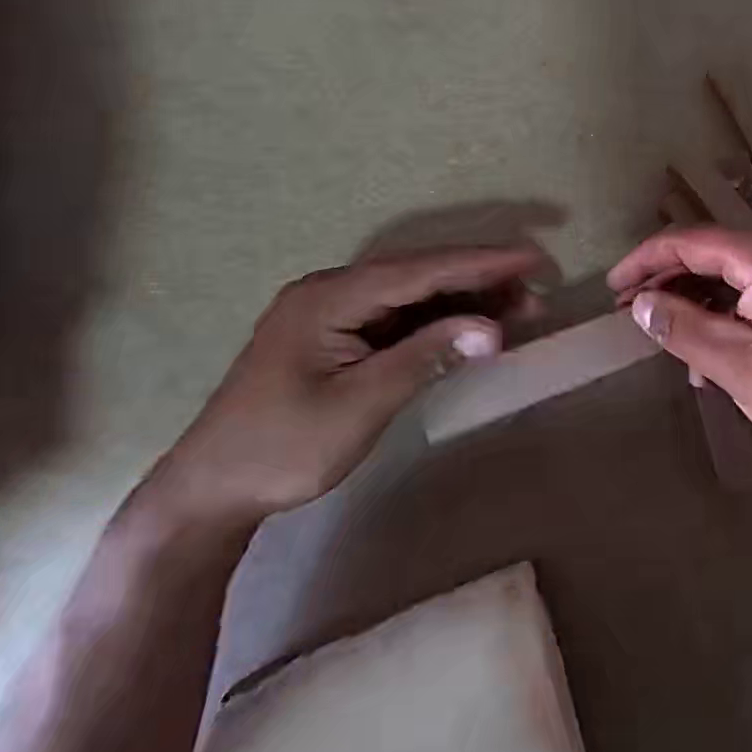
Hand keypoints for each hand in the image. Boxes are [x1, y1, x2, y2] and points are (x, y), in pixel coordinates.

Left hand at [158, 248, 543, 523]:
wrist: (213, 491)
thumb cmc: (283, 447)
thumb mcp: (362, 402)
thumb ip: (427, 356)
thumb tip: (492, 328)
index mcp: (328, 299)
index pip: (420, 271)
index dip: (482, 263)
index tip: (533, 259)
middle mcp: (333, 293)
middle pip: (422, 274)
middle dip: (483, 279)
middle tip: (537, 292)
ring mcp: (337, 314)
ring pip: (418, 294)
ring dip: (469, 300)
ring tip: (522, 310)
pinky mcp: (345, 337)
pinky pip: (406, 317)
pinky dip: (447, 320)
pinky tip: (479, 327)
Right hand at [608, 227, 751, 476]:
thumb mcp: (735, 364)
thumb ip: (683, 328)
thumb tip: (640, 304)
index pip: (691, 241)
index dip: (645, 261)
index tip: (611, 289)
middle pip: (712, 256)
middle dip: (668, 282)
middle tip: (631, 314)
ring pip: (732, 281)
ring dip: (695, 305)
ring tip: (664, 340)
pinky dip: (724, 320)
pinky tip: (707, 357)